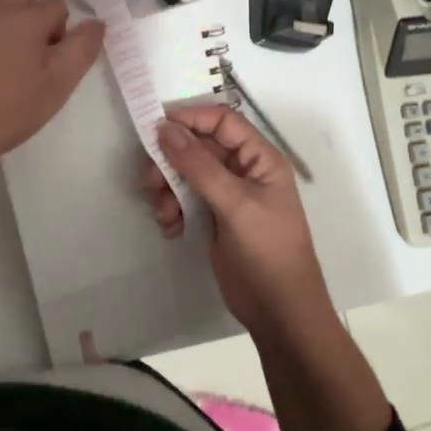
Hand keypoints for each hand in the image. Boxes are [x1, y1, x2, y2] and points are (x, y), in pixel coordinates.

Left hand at [0, 0, 104, 242]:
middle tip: (25, 68)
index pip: (59, 7)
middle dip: (33, 26)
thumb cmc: (4, 111)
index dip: (60, 35)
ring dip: (4, 22)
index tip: (49, 68)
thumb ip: (82, 49)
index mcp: (30, 16)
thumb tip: (97, 21)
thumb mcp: (56, 87)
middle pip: (27, 2)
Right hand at [144, 105, 335, 338]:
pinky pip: (184, 199)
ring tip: (163, 213)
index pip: (221, 121)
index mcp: (259, 158)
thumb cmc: (267, 251)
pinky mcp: (214, 218)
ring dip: (167, 188)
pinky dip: (172, 209)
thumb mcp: (235, 205)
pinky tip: (171, 229)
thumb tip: (164, 128)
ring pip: (185, 173)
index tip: (154, 128)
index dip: (189, 118)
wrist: (279, 312)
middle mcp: (243, 170)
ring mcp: (227, 194)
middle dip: (170, 161)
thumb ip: (198, 165)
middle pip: (197, 146)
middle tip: (150, 181)